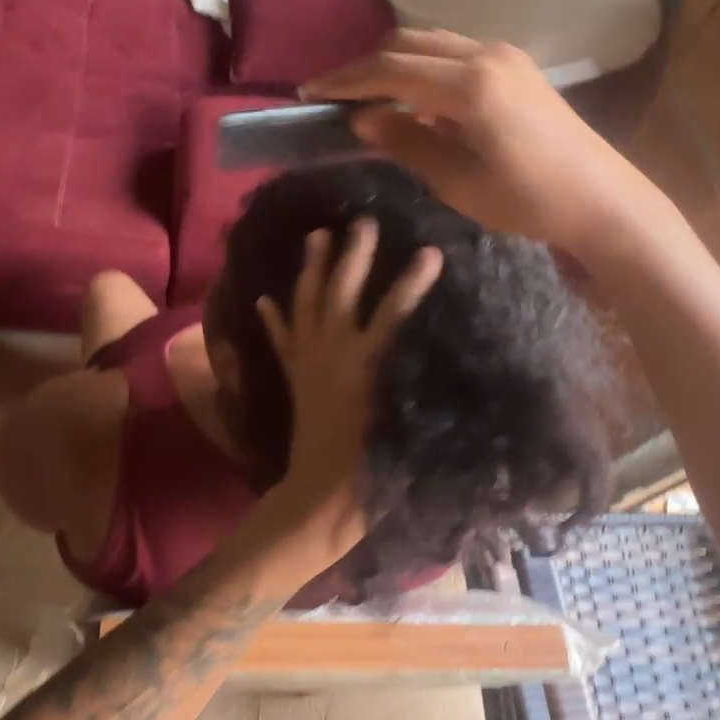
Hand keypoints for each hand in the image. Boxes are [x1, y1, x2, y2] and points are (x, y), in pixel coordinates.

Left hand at [253, 219, 442, 545]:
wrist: (319, 499)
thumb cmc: (374, 472)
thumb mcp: (409, 430)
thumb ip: (427, 391)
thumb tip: (456, 363)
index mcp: (367, 366)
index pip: (395, 312)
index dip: (413, 281)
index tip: (431, 251)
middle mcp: (334, 353)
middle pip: (343, 292)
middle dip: (355, 254)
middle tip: (363, 220)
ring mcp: (309, 362)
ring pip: (307, 303)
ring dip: (312, 268)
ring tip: (316, 235)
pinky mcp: (294, 377)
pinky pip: (281, 339)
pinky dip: (274, 318)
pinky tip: (264, 298)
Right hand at [302, 29, 670, 255]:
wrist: (602, 199)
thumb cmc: (528, 201)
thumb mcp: (457, 182)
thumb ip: (407, 142)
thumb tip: (362, 119)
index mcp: (470, 85)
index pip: (390, 70)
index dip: (345, 81)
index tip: (308, 95)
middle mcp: (485, 56)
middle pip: (406, 44)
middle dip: (363, 67)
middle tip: (331, 96)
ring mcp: (504, 56)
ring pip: (430, 42)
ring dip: (392, 63)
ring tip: (363, 96)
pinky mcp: (514, 66)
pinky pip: (453, 52)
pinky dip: (421, 67)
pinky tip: (411, 100)